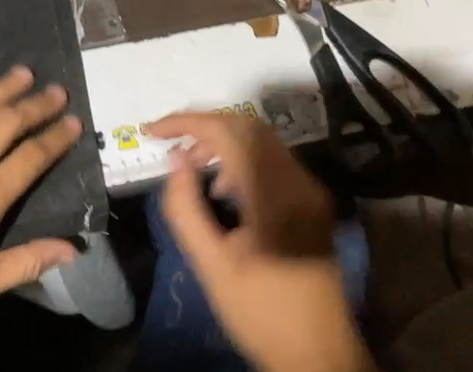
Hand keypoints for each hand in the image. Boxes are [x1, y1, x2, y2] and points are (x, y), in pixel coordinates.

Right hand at [147, 112, 371, 371]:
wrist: (319, 356)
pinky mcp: (312, 200)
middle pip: (247, 126)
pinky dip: (241, 156)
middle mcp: (297, 183)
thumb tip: (175, 160)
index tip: (153, 131)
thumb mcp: (211, 266)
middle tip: (171, 145)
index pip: (227, 133)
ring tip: (193, 168)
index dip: (187, 123)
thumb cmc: (261, 315)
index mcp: (273, 198)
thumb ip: (186, 208)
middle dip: (203, 127)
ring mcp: (309, 190)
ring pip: (261, 138)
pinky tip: (224, 187)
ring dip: (222, 140)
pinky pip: (273, 157)